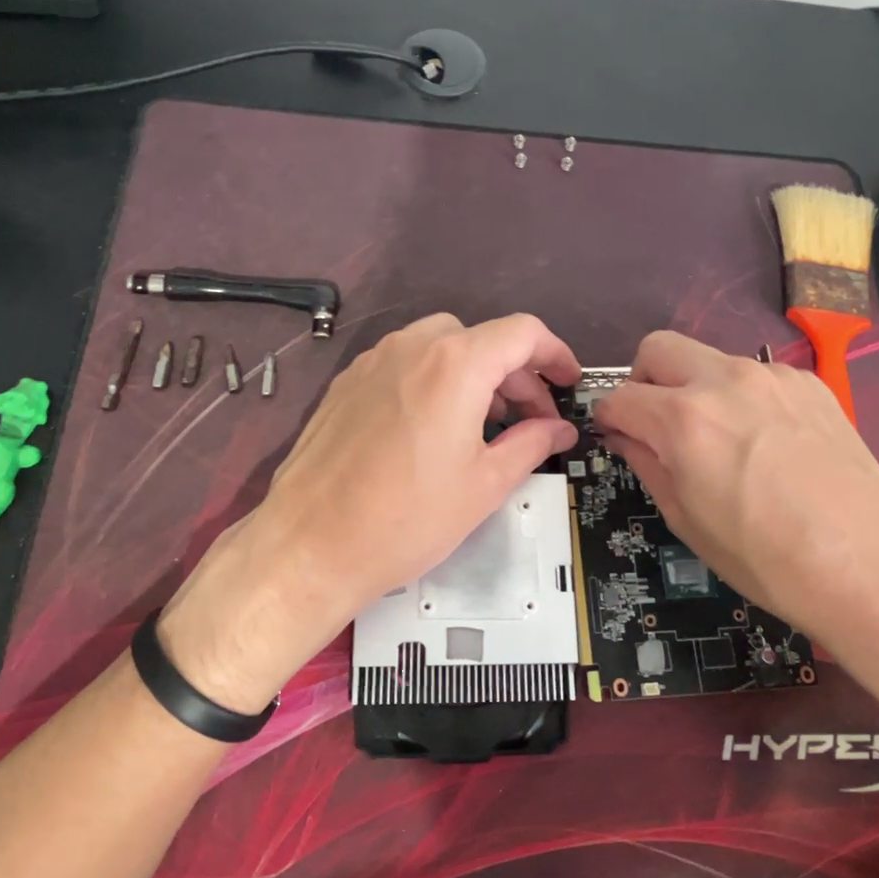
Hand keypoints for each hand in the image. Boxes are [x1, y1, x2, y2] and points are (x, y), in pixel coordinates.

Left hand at [158, 313, 581, 714]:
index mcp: (455, 364)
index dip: (555, 354)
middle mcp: (412, 347)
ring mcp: (372, 362)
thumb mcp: (485, 485)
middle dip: (515, 373)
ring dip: (474, 375)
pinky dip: (433, 381)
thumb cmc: (408, 518)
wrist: (311, 545)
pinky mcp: (346, 384)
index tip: (568, 384)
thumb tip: (559, 429)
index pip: (522, 332)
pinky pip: (404, 365)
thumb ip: (531, 444)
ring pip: (439, 347)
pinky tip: (433, 429)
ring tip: (484, 426)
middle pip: (480, 338)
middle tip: (530, 420)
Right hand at [591, 331, 878, 664]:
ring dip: (695, 388)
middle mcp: (723, 380)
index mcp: (684, 419)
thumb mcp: (685, 518)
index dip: (607, 419)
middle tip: (655, 423)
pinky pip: (755, 376)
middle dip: (643, 381)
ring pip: (709, 359)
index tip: (615, 436)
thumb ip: (647, 464)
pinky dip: (742, 398)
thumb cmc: (763, 558)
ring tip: (719, 439)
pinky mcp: (808, 384)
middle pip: (657, 349)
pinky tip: (765, 443)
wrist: (863, 564)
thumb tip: (626, 437)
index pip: (619, 397)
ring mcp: (771, 377)